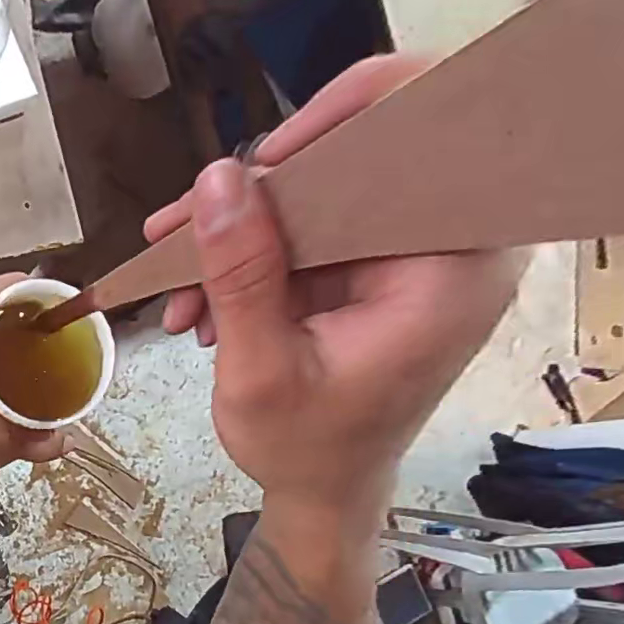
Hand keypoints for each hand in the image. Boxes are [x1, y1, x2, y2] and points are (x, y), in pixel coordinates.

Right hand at [144, 55, 520, 512]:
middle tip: (173, 236)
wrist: (320, 489)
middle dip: (248, 207)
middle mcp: (446, 246)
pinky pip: (305, 245)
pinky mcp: (373, 277)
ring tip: (179, 300)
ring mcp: (407, 260)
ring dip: (233, 248)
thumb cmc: (300, 446)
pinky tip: (203, 309)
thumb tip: (215, 182)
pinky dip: (247, 269)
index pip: (410, 140)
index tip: (235, 177)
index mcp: (449, 265)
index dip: (324, 133)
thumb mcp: (258, 367)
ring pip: (314, 210)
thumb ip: (240, 275)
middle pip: (348, 172)